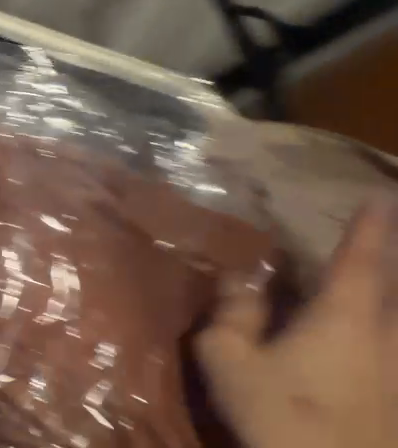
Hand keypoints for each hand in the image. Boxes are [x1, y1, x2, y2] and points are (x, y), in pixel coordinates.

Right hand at [196, 196, 397, 447]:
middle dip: (383, 264)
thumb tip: (242, 277)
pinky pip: (390, 350)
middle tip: (379, 238)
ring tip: (363, 286)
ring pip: (395, 323)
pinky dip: (379, 329)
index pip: (359, 264)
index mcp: (343, 320)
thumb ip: (235, 313)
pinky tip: (359, 336)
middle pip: (392, 294)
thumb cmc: (277, 411)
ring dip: (383, 299)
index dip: (367, 230)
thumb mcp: (228, 357)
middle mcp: (386, 341)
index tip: (379, 198)